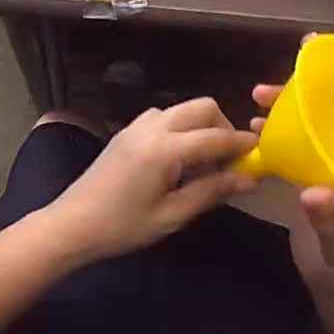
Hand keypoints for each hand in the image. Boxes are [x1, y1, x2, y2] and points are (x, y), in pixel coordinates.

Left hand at [45, 98, 258, 262]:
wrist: (71, 224)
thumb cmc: (122, 227)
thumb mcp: (171, 215)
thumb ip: (211, 191)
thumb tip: (248, 180)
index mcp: (164, 149)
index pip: (216, 136)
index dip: (243, 145)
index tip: (262, 155)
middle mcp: (151, 127)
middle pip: (202, 107)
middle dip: (223, 128)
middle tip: (229, 161)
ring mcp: (136, 126)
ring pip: (182, 109)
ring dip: (201, 128)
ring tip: (203, 165)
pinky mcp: (126, 133)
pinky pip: (163, 118)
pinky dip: (180, 129)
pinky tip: (178, 161)